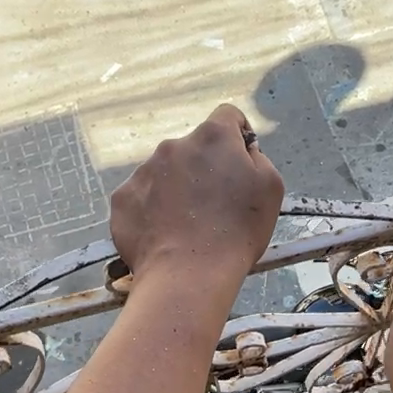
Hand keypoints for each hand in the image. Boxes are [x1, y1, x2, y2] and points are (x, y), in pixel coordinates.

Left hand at [109, 104, 283, 290]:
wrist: (187, 275)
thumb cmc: (237, 233)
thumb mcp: (270, 189)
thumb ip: (258, 158)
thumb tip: (244, 151)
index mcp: (212, 137)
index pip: (227, 117)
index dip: (237, 136)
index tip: (240, 161)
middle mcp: (173, 146)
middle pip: (192, 150)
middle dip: (203, 170)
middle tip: (214, 208)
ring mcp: (142, 172)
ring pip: (164, 175)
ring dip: (176, 191)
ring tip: (187, 229)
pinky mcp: (122, 199)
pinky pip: (141, 199)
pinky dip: (152, 213)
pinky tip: (165, 238)